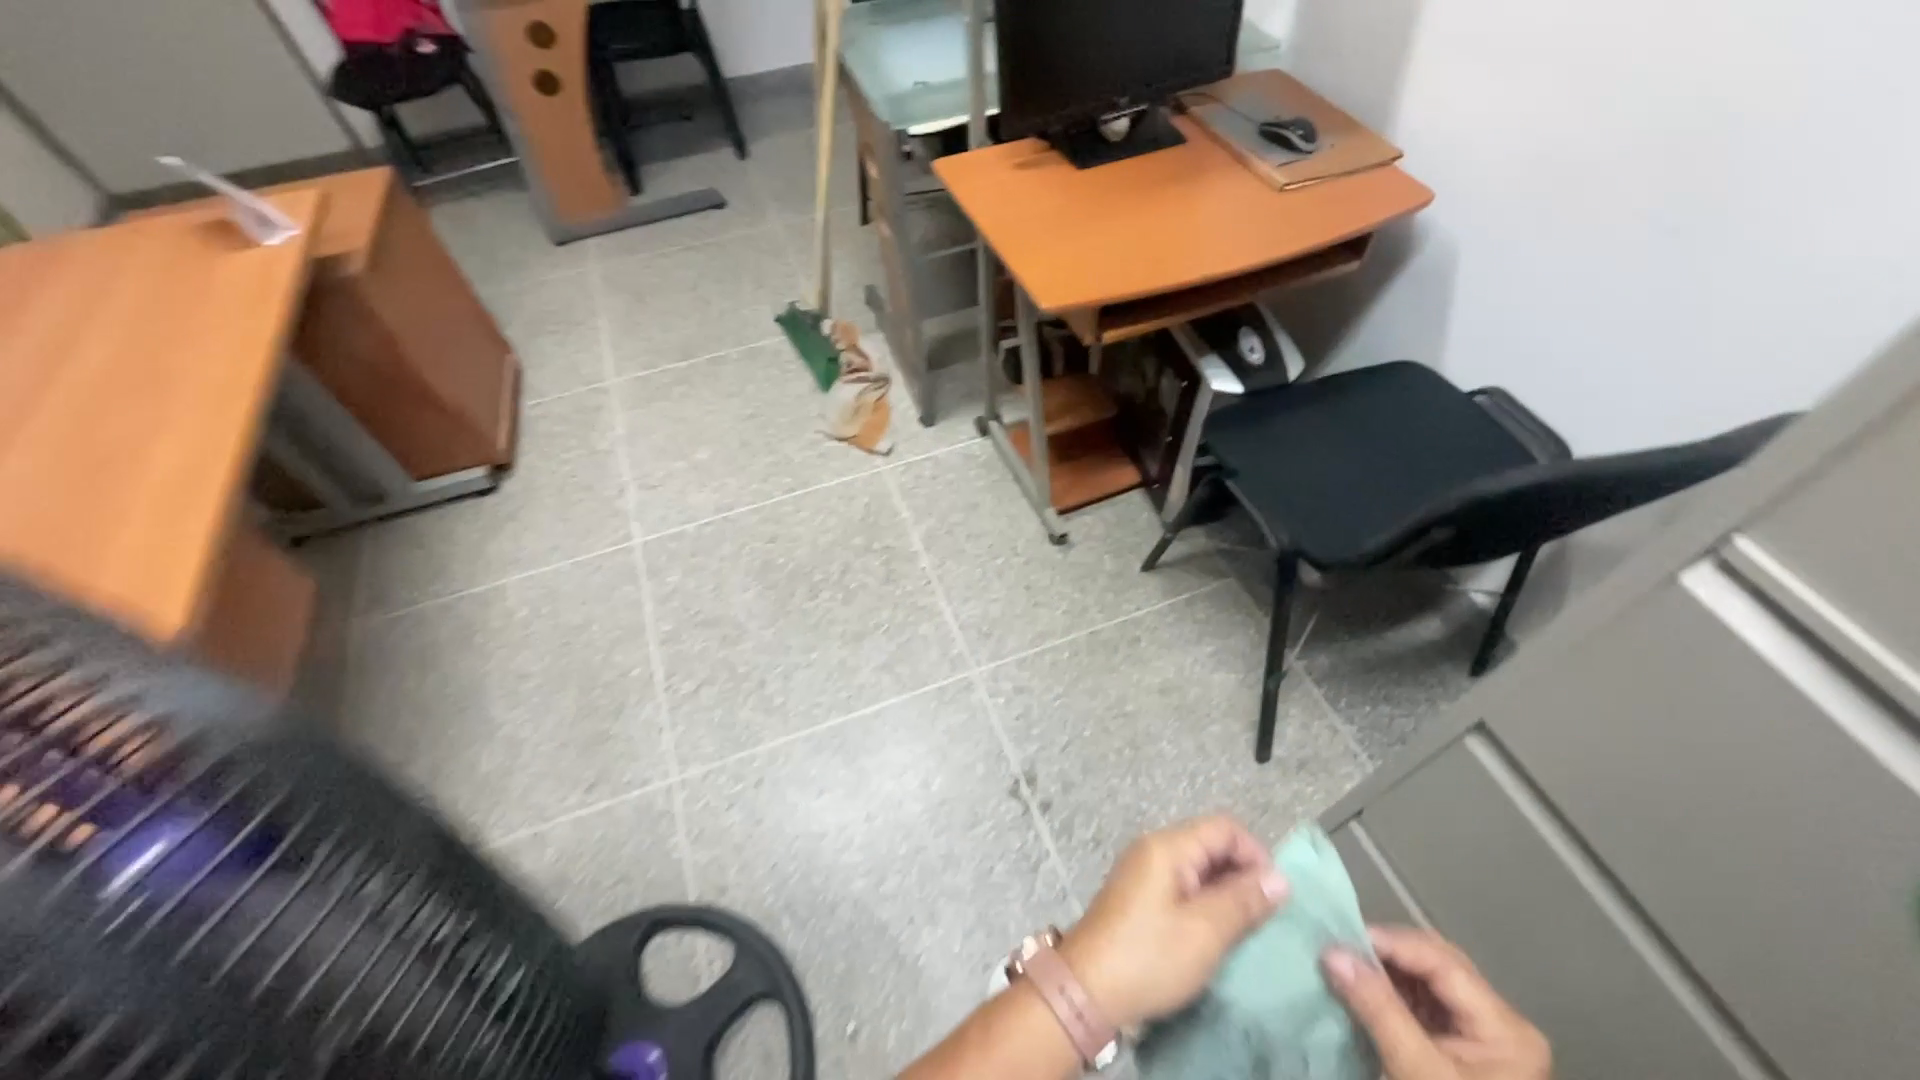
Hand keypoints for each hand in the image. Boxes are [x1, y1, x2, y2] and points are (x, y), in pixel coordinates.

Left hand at [1059, 816, 1288, 1029]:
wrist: (1085, 991)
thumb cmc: (1148, 957)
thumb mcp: (1205, 931)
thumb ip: (1243, 901)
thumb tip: (1279, 878)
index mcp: (1166, 847)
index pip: (1224, 827)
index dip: (1256, 854)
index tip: (1275, 894)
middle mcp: (1152, 850)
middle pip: (1210, 844)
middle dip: (1242, 874)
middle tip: (1264, 915)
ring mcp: (1143, 874)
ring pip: (1197, 868)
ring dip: (1225, 892)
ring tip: (1244, 928)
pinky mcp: (1138, 898)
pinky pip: (1182, 887)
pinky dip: (1205, 903)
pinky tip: (1215, 934)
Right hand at [1323, 926, 1550, 1079]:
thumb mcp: (1415, 1073)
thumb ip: (1377, 1009)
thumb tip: (1333, 951)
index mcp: (1505, 1028)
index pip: (1442, 961)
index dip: (1390, 942)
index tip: (1339, 938)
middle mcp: (1502, 1023)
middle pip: (1438, 966)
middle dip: (1386, 953)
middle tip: (1337, 948)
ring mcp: (1482, 1038)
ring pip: (1428, 982)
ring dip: (1384, 971)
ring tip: (1342, 965)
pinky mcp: (1460, 1051)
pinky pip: (1423, 1006)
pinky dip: (1390, 994)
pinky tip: (1360, 991)